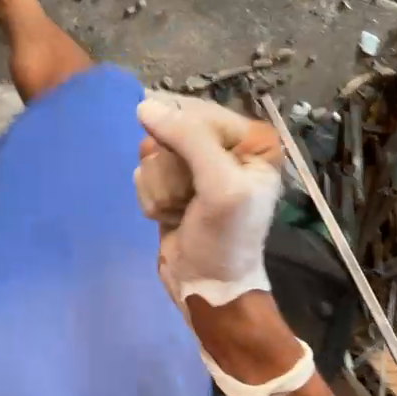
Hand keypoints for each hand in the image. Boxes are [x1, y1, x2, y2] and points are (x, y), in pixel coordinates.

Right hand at [134, 95, 286, 309]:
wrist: (205, 288)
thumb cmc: (225, 239)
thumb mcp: (220, 186)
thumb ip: (189, 140)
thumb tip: (144, 106)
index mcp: (251, 140)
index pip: (200, 111)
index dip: (184, 139)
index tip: (190, 170)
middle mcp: (226, 146)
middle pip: (171, 129)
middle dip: (171, 167)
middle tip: (189, 196)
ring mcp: (197, 165)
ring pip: (154, 151)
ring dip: (160, 186)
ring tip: (181, 210)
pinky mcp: (173, 183)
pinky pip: (145, 170)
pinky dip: (152, 196)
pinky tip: (170, 215)